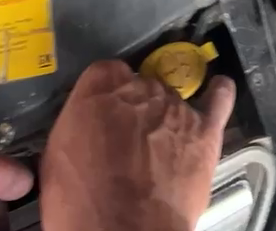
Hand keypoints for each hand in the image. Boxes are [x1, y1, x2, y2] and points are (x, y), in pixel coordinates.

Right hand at [40, 59, 237, 230]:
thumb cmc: (79, 201)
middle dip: (134, 111)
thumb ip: (79, 122)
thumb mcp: (57, 154)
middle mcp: (143, 85)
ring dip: (165, 118)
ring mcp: (176, 106)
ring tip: (158, 150)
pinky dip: (218, 95)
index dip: (104, 99)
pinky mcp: (204, 131)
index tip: (100, 119)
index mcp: (102, 82)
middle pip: (141, 87)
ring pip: (172, 100)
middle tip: (126, 144)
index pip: (106, 74)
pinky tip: (217, 90)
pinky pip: (218, 101)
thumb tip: (88, 122)